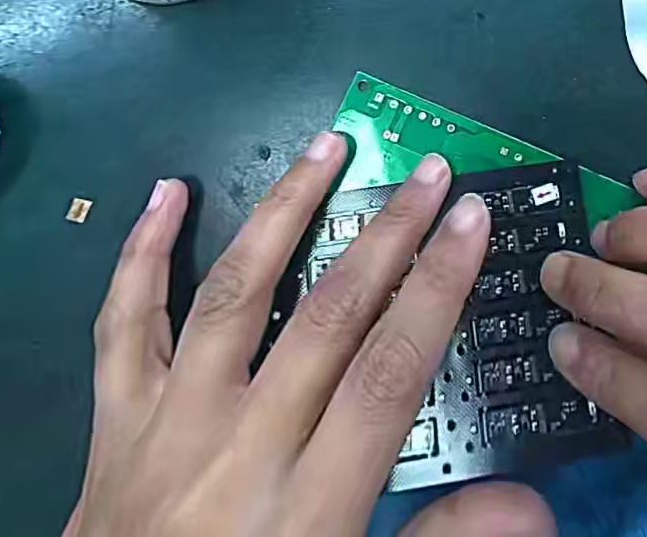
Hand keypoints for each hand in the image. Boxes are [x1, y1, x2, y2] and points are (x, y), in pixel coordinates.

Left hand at [68, 133, 555, 536]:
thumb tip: (532, 504)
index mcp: (307, 506)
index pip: (390, 370)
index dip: (436, 286)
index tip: (470, 219)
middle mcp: (238, 447)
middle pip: (327, 316)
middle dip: (388, 234)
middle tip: (430, 172)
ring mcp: (168, 424)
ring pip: (234, 290)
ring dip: (284, 208)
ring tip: (325, 145)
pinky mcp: (114, 419)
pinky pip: (124, 322)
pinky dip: (142, 251)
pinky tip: (167, 190)